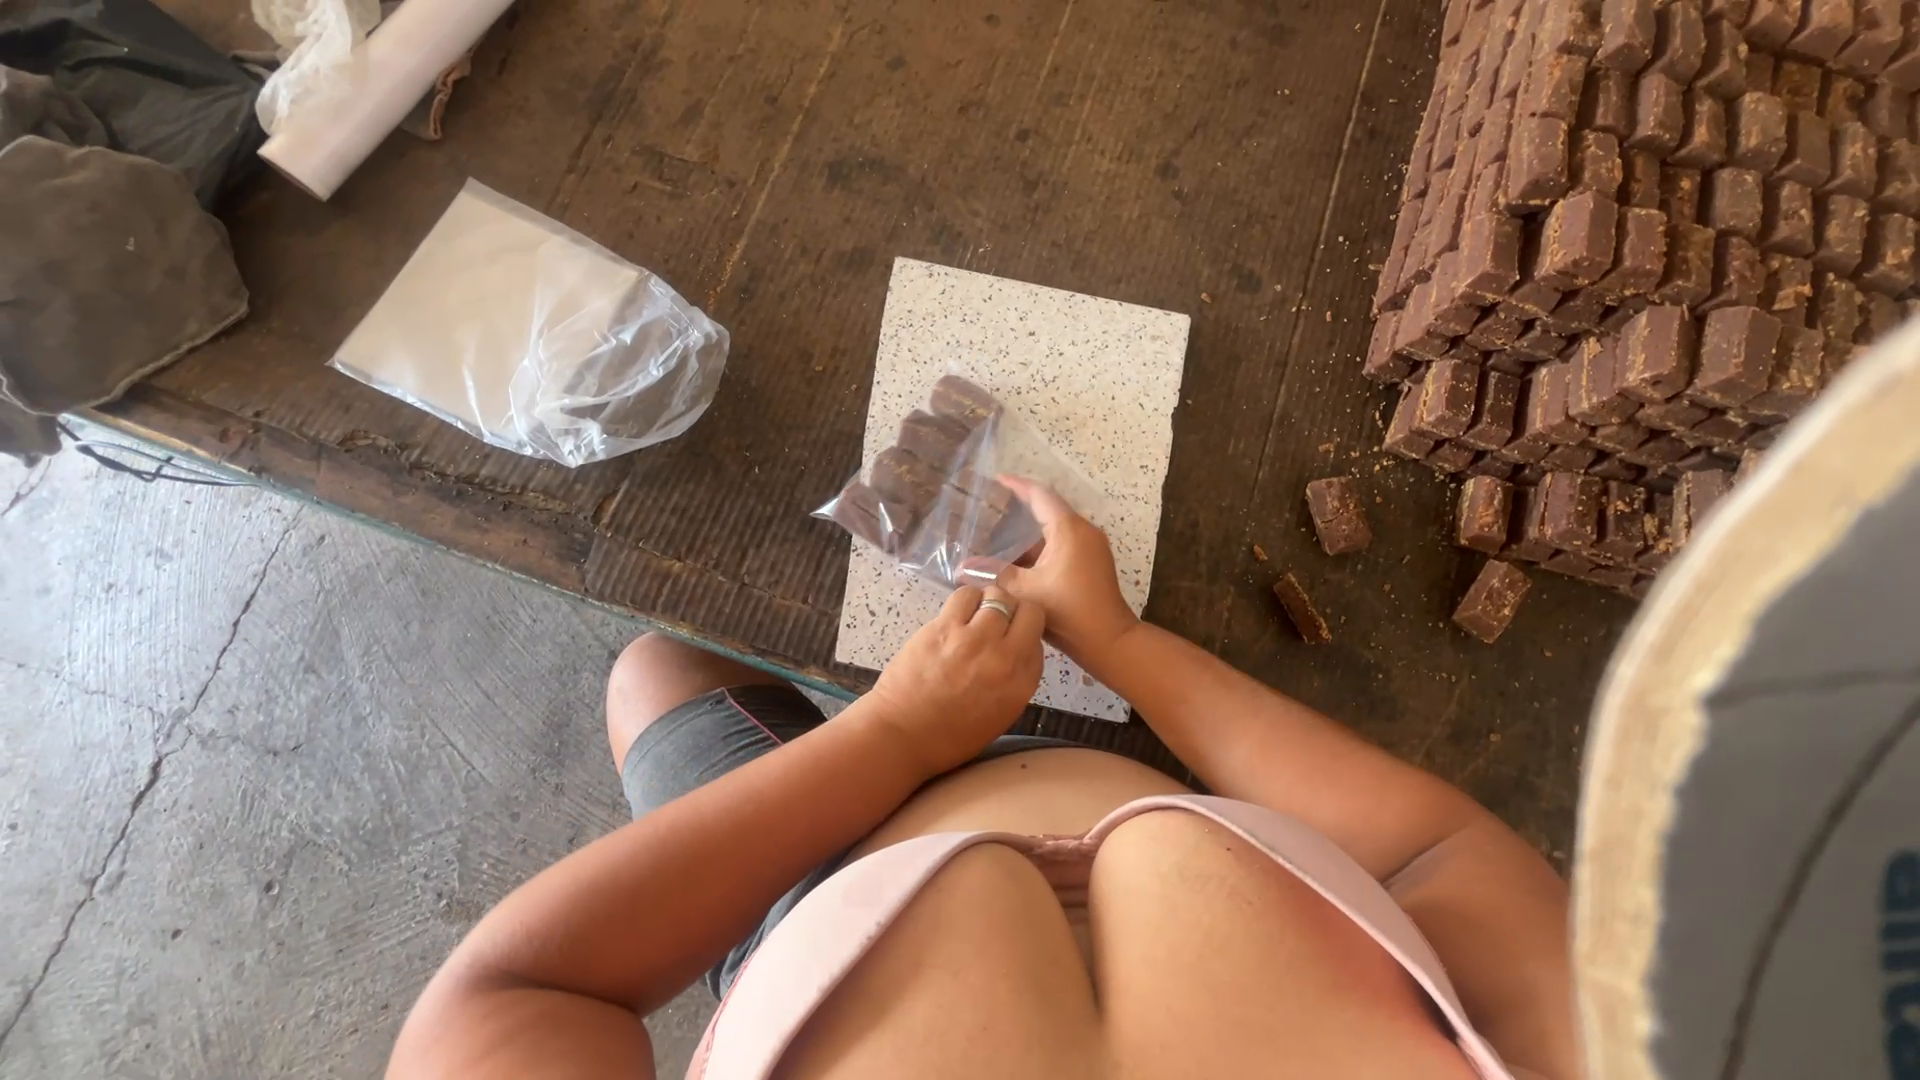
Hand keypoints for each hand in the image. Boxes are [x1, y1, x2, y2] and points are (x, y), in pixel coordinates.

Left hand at [865, 585, 1044, 775]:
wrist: (902, 735)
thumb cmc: (949, 736)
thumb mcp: (1000, 715)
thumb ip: (1015, 680)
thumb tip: (1016, 649)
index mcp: (1021, 685)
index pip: (1038, 641)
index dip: (1025, 635)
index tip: (1011, 638)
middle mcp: (1004, 657)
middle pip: (1028, 612)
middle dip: (1017, 612)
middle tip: (998, 622)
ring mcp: (974, 639)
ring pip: (998, 596)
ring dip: (991, 602)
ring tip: (977, 615)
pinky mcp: (945, 626)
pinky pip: (966, 595)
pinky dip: (967, 599)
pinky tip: (958, 613)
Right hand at [993, 476, 1138, 665]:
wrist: (1109, 641)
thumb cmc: (1068, 611)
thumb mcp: (1025, 592)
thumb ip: (993, 575)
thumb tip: (960, 568)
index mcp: (1068, 529)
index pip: (1040, 495)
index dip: (1017, 485)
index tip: (996, 480)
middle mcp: (1083, 530)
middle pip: (1049, 508)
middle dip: (1021, 507)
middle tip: (992, 507)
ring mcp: (1091, 546)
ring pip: (1056, 528)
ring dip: (1030, 530)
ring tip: (999, 533)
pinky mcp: (1092, 561)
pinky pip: (1063, 542)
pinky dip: (1041, 545)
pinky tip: (1019, 557)